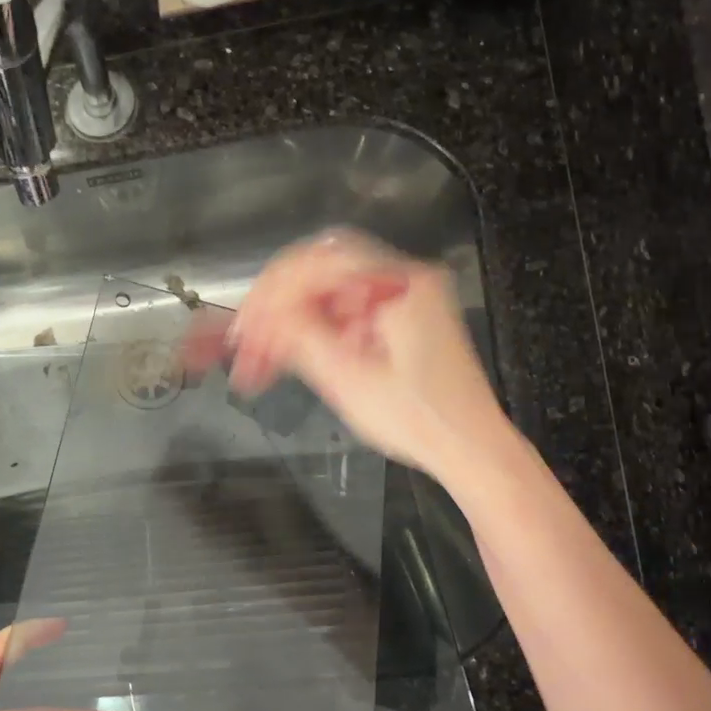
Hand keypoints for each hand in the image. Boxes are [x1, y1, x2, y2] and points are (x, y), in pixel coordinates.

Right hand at [195, 229, 510, 481]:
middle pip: (319, 272)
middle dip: (274, 304)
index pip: (319, 261)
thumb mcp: (349, 379)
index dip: (272, 290)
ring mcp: (399, 303)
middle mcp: (402, 282)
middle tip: (242, 336)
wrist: (467, 448)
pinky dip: (308, 334)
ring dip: (285, 322)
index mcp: (400, 285)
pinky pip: (339, 316)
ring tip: (254, 358)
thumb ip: (301, 337)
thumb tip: (261, 317)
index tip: (244, 323)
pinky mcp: (394, 325)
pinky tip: (280, 360)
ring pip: (324, 296)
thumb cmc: (421, 420)